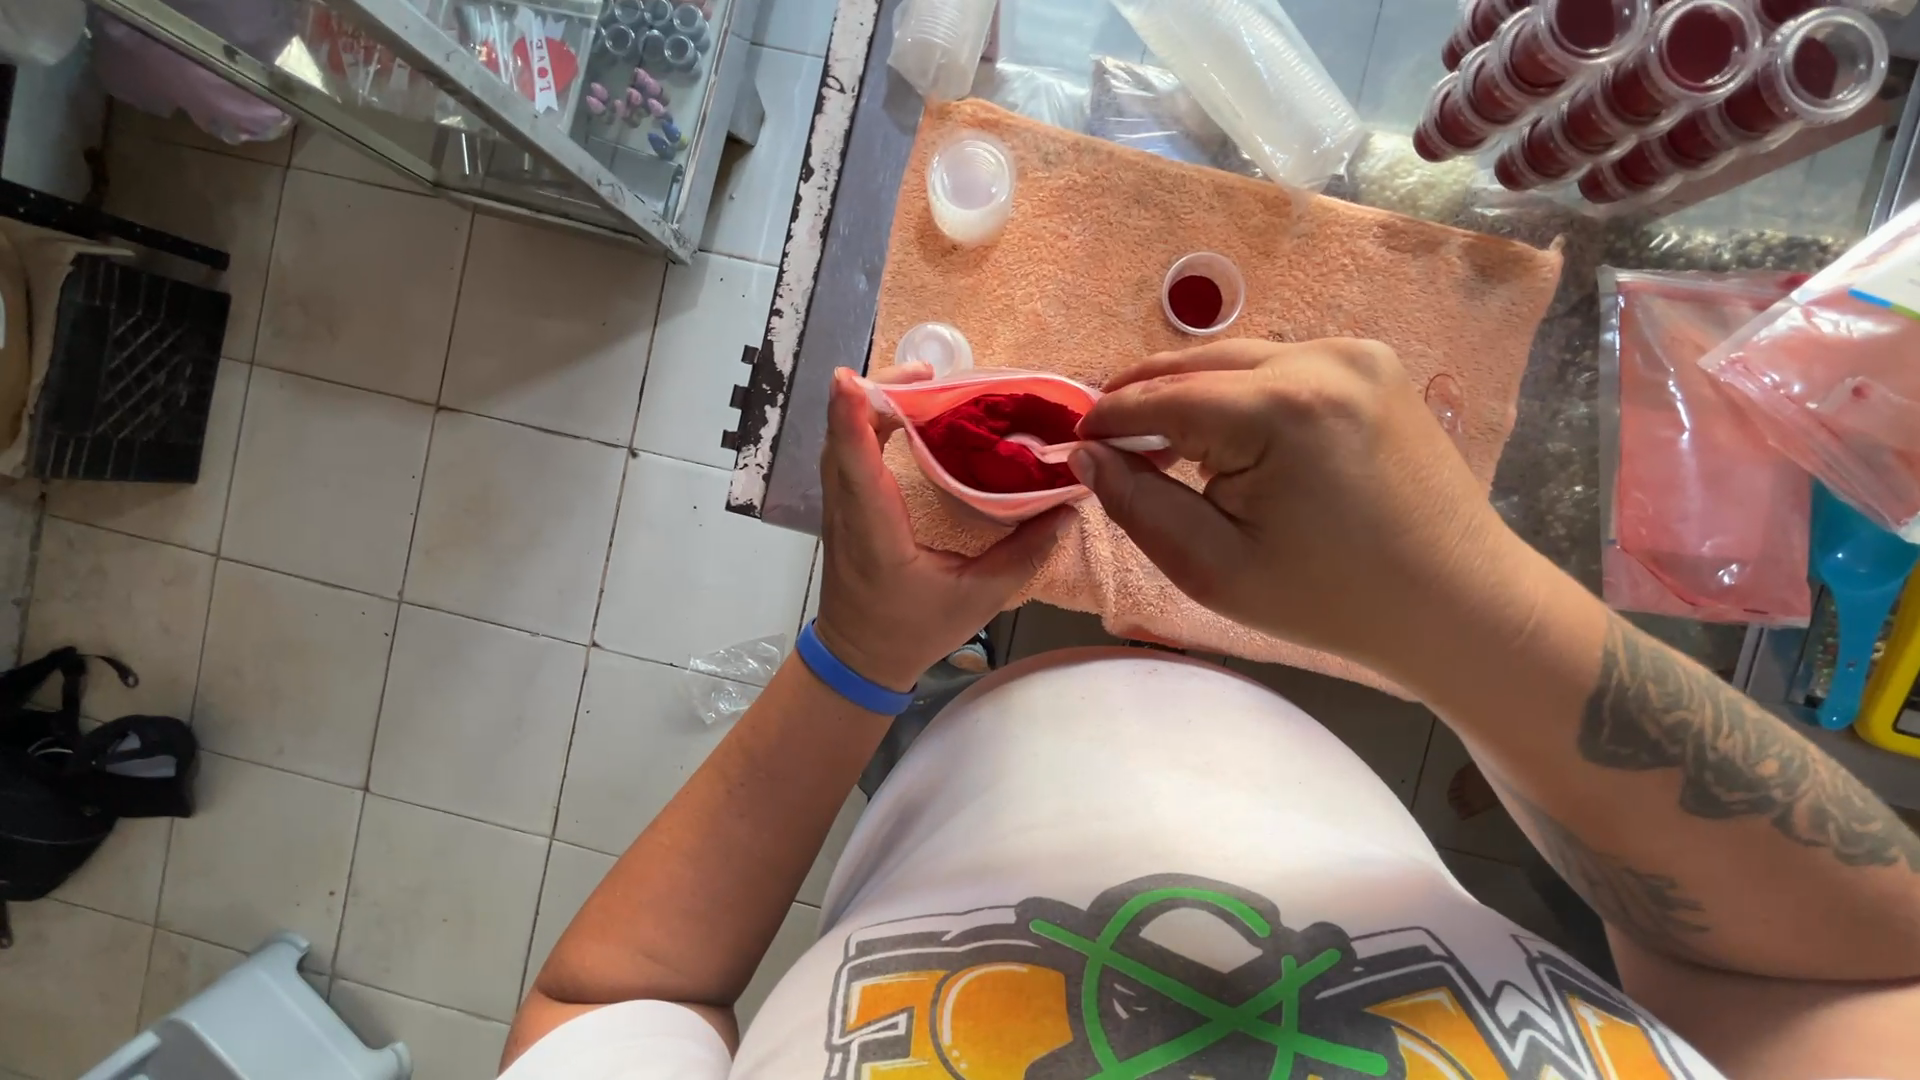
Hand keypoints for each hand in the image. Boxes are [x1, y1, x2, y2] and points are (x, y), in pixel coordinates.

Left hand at [814, 366, 1071, 693]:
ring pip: (841, 443)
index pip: (856, 466)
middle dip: (877, 393)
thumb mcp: (978, 599)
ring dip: (870, 405)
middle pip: (844, 440)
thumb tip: (1067, 510)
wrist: (860, 657)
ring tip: (921, 384)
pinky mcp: (842, 509)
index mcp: (876, 534)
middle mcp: (848, 513)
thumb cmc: (913, 632)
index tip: (853, 377)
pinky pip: (846, 455)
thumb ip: (1024, 554)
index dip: (851, 418)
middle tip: (928, 371)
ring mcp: (838, 510)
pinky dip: (866, 425)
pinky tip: (902, 416)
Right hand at [1072, 339, 1535, 680]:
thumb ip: (1137, 502)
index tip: (1071, 439)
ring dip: (1188, 393)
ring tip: (1155, 440)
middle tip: (1102, 436)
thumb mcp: (1211, 566)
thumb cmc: (1326, 600)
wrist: (1456, 605)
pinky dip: (1235, 392)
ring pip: (1237, 360)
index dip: (1109, 418)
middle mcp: (1322, 357)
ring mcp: (1356, 353)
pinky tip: (1221, 433)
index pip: (1165, 397)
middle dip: (1143, 398)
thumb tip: (1085, 453)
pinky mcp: (1374, 364)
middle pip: (1198, 365)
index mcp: (1282, 407)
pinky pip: (1277, 366)